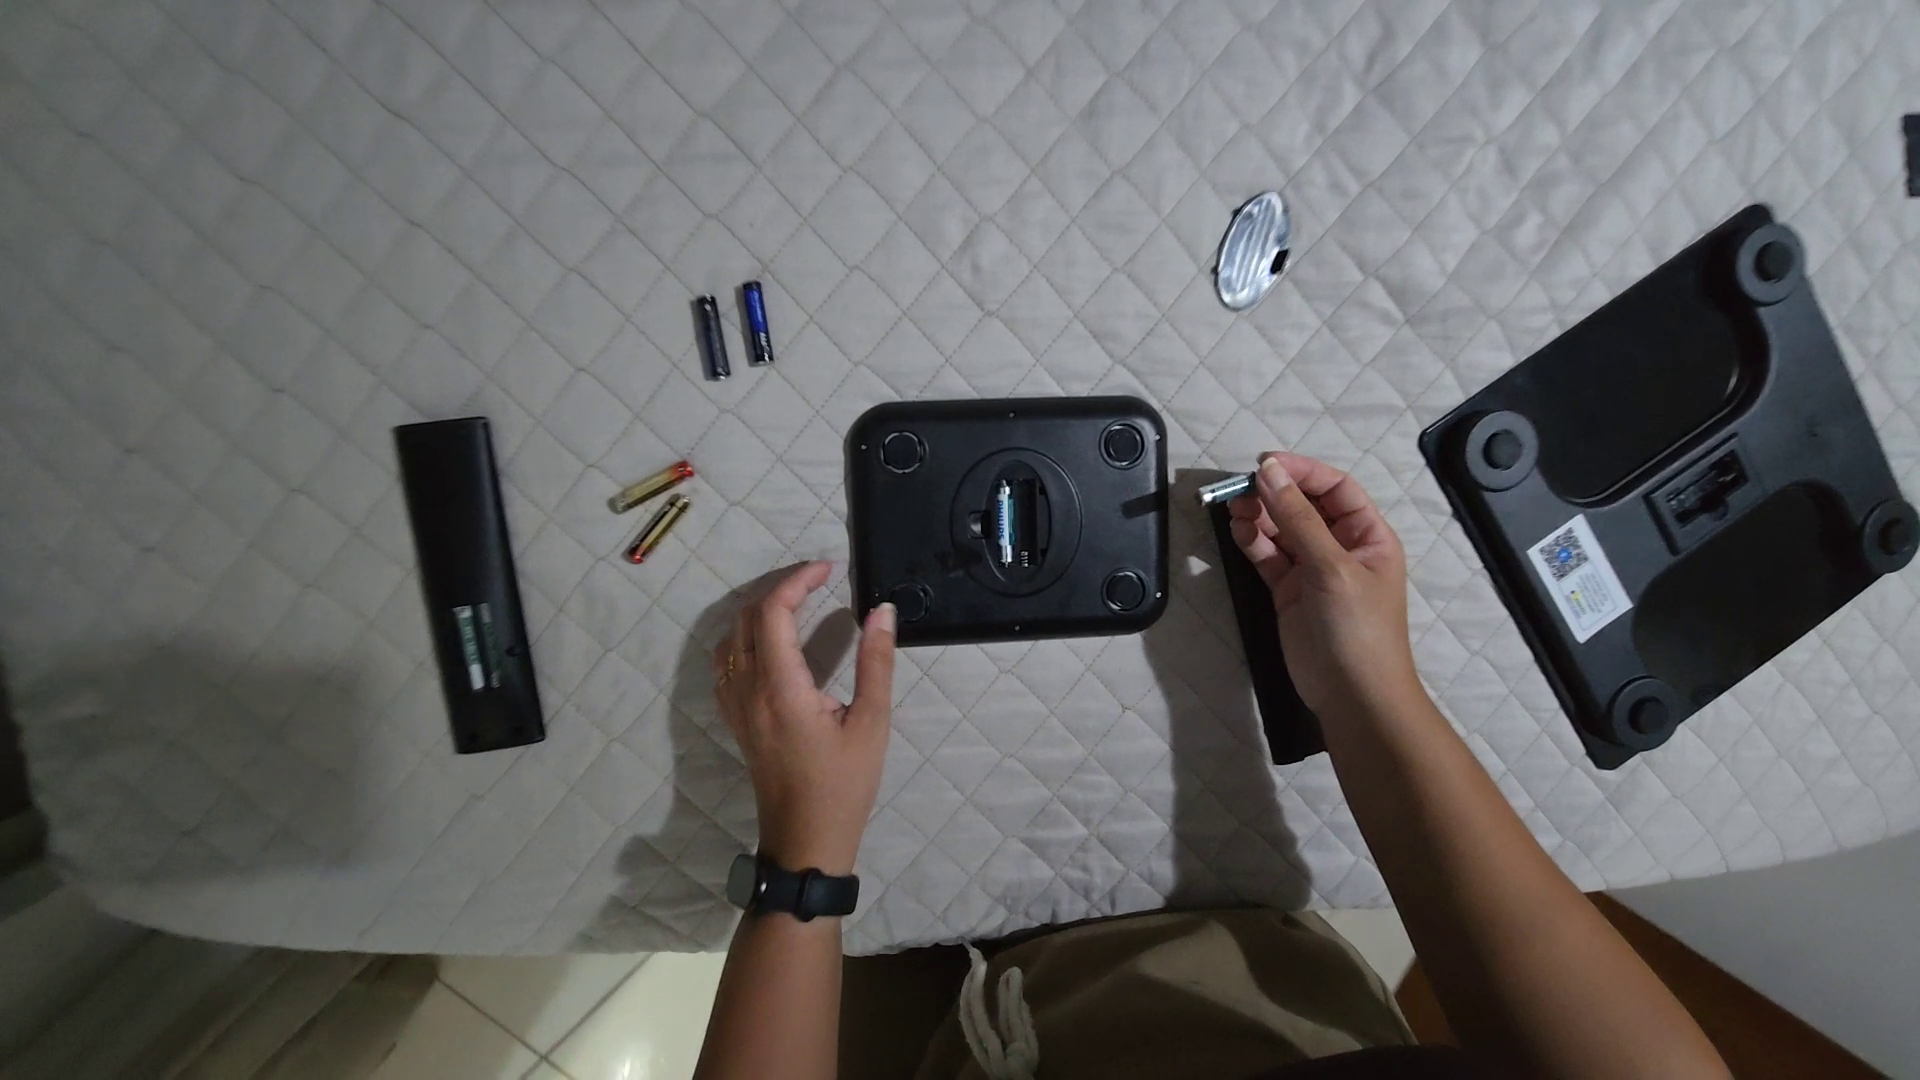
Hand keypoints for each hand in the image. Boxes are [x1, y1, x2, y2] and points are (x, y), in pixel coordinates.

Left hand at [713, 562, 896, 877]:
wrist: (805, 841)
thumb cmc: (844, 784)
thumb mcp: (871, 723)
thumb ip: (876, 663)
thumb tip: (882, 611)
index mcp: (781, 687)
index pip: (772, 612)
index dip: (797, 581)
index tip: (828, 568)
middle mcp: (748, 690)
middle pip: (746, 617)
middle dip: (780, 588)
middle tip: (817, 581)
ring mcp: (735, 706)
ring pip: (730, 638)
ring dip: (759, 610)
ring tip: (796, 603)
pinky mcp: (735, 720)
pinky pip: (726, 664)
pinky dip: (744, 637)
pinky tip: (771, 643)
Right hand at [1227, 454, 1417, 715]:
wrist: (1352, 694)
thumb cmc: (1356, 627)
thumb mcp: (1331, 567)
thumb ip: (1297, 518)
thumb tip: (1268, 471)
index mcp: (1367, 535)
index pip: (1335, 488)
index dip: (1302, 472)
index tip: (1263, 464)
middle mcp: (1340, 546)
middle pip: (1303, 506)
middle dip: (1273, 494)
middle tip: (1239, 489)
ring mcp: (1311, 569)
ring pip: (1280, 529)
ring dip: (1258, 516)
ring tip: (1233, 510)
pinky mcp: (1287, 590)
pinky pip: (1267, 555)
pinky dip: (1251, 542)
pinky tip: (1237, 532)